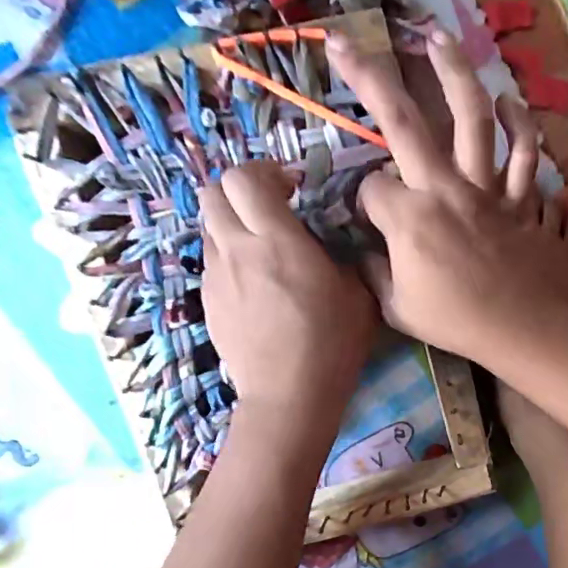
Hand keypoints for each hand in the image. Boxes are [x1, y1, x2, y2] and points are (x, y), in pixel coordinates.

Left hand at [199, 163, 376, 407]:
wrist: (289, 394)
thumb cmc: (332, 344)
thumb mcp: (358, 295)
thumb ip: (343, 258)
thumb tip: (335, 243)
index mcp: (276, 240)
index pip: (245, 178)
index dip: (265, 173)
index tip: (291, 188)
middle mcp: (237, 249)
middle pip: (213, 193)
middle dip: (240, 192)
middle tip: (271, 209)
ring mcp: (216, 276)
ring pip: (210, 228)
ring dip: (234, 226)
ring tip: (263, 250)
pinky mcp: (208, 302)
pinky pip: (214, 264)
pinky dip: (231, 261)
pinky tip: (257, 288)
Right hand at [326, 29, 567, 365]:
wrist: (533, 333)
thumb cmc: (464, 328)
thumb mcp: (402, 311)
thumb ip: (376, 277)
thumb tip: (363, 255)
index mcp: (410, 219)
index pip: (372, 189)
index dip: (367, 202)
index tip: (374, 220)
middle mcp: (447, 190)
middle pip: (404, 121)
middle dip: (370, 78)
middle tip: (351, 46)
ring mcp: (492, 189)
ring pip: (473, 117)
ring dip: (455, 72)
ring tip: (439, 38)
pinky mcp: (527, 198)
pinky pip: (526, 154)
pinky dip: (520, 127)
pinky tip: (509, 105)